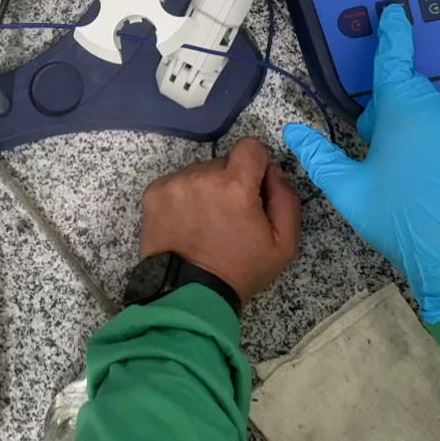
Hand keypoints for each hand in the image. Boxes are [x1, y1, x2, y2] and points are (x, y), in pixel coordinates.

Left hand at [138, 136, 301, 304]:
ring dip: (206, 189)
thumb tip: (274, 171)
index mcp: (234, 185)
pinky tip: (186, 223)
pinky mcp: (153, 192)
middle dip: (230, 182)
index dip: (256, 165)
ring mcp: (174, 183)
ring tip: (205, 223)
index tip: (253, 188)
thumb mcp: (283, 244)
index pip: (250, 146)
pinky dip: (184, 197)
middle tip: (229, 216)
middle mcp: (201, 175)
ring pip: (200, 172)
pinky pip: (177, 183)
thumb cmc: (239, 269)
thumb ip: (286, 199)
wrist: (189, 294)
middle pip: (224, 162)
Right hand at [282, 4, 439, 321]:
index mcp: (404, 111)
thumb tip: (294, 132)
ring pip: (423, 111)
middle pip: (405, 88)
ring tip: (384, 161)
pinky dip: (420, 137)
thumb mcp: (347, 188)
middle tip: (364, 135)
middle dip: (382, 101)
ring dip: (400, 121)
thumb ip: (318, 155)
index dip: (391, 33)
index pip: (394, 60)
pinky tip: (410, 174)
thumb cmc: (400, 218)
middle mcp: (436, 114)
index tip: (392, 11)